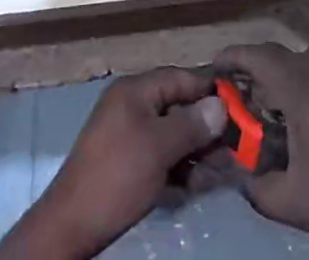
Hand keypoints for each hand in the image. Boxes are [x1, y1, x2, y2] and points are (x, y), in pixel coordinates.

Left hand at [0, 67, 224, 259]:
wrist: (68, 230)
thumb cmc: (117, 177)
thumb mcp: (160, 147)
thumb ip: (194, 123)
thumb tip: (221, 106)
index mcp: (134, 91)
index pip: (182, 77)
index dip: (210, 89)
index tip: (240, 105)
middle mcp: (130, 106)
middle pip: (178, 106)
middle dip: (205, 126)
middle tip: (231, 146)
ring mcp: (126, 135)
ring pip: (171, 134)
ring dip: (195, 151)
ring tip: (217, 170)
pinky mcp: (125, 163)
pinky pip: (159, 154)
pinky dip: (177, 166)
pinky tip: (194, 185)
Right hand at [213, 43, 308, 249]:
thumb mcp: (294, 201)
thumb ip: (258, 188)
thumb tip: (241, 176)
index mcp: (303, 94)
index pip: (262, 57)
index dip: (234, 55)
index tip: (210, 65)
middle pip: (278, 60)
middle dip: (248, 68)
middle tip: (222, 90)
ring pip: (296, 74)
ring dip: (270, 83)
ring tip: (246, 112)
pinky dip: (288, 97)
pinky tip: (282, 128)